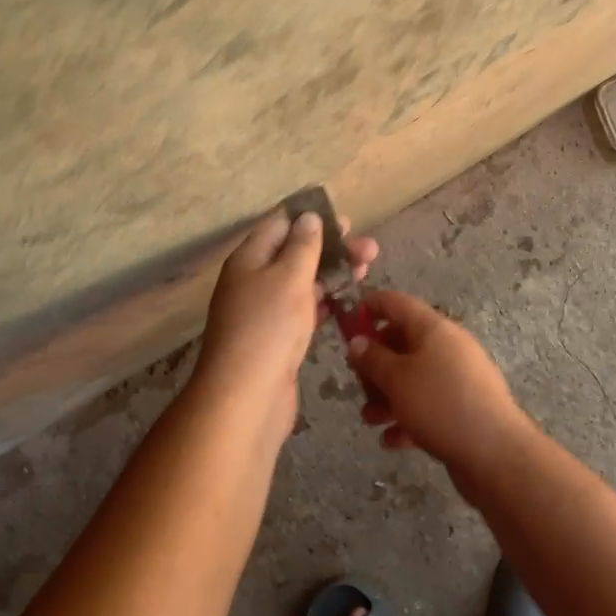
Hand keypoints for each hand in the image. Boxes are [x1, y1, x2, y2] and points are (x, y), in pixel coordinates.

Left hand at [196, 210, 377, 430]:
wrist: (246, 398)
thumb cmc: (267, 327)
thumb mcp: (288, 277)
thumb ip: (302, 246)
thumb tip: (308, 217)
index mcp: (249, 258)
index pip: (279, 224)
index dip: (311, 217)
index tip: (345, 220)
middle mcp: (254, 280)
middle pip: (295, 253)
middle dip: (331, 248)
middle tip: (368, 248)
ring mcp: (265, 311)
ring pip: (302, 282)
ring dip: (333, 274)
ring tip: (367, 269)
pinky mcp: (278, 339)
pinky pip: (304, 310)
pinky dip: (326, 302)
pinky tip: (350, 301)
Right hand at [344, 291, 531, 477]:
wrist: (495, 453)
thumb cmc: (440, 404)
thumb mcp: (396, 379)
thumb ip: (372, 358)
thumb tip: (357, 341)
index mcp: (433, 328)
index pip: (396, 303)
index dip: (369, 307)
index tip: (346, 324)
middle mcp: (448, 346)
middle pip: (403, 343)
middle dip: (376, 363)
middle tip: (357, 384)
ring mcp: (459, 378)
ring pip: (414, 377)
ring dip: (388, 395)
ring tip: (370, 419)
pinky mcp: (464, 408)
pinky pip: (429, 405)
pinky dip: (408, 418)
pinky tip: (391, 440)